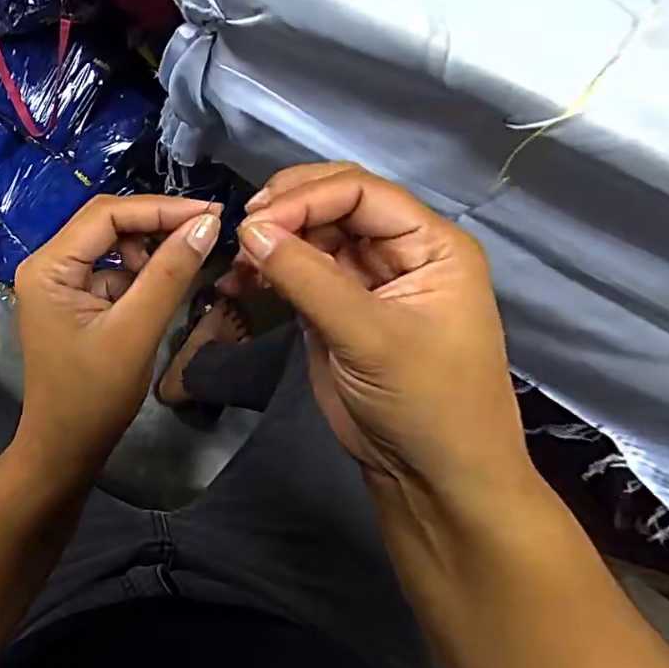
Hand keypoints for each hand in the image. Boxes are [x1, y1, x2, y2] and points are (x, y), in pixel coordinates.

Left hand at [13, 195, 222, 474]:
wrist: (65, 446)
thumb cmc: (94, 395)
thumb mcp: (136, 331)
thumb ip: (170, 273)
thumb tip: (205, 224)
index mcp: (47, 266)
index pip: (105, 215)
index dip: (160, 208)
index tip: (211, 212)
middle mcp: (45, 264)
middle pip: (105, 223)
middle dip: (156, 223)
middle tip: (206, 228)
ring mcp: (56, 281)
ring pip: (110, 244)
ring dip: (148, 249)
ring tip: (183, 264)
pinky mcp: (70, 298)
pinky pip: (110, 270)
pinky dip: (138, 273)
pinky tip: (159, 289)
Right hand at [237, 164, 529, 494]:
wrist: (429, 475)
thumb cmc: (425, 402)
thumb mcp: (370, 336)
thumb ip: (308, 277)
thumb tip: (247, 229)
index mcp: (430, 244)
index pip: (360, 192)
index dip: (305, 198)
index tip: (254, 222)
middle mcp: (397, 250)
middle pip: (333, 201)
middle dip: (285, 207)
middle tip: (243, 228)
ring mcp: (362, 277)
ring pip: (307, 232)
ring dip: (269, 239)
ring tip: (238, 262)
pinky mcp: (332, 303)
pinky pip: (294, 268)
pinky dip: (264, 268)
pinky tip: (240, 281)